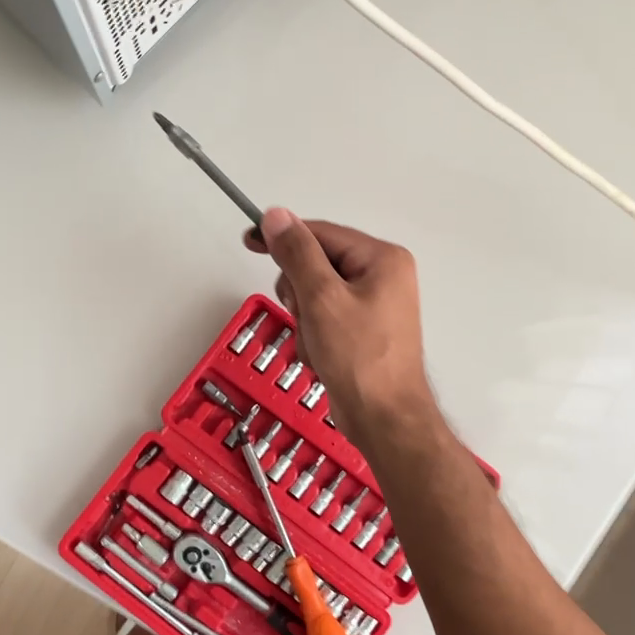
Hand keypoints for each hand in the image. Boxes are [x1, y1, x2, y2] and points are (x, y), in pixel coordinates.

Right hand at [245, 208, 439, 448]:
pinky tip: (322, 359)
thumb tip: (276, 216)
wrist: (384, 419)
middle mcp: (382, 278)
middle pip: (316, 266)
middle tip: (306, 317)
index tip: (250, 240)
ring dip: (305, 323)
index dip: (284, 238)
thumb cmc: (359, 357)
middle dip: (300, 296)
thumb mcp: (321, 299)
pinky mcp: (362, 334)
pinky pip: (323, 322)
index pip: (321, 234)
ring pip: (315, 298)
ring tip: (317, 346)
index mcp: (381, 259)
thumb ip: (297, 254)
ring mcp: (373, 307)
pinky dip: (314, 340)